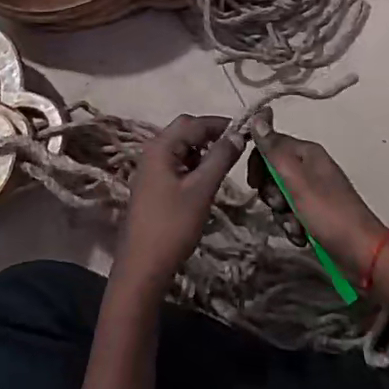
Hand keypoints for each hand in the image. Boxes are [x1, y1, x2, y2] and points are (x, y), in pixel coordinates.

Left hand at [117, 115, 241, 285]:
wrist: (143, 266)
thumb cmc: (173, 225)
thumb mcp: (202, 189)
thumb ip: (220, 158)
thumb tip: (238, 134)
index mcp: (160, 147)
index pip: (194, 122)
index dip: (220, 123)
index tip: (245, 131)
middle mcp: (152, 151)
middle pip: (185, 130)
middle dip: (211, 135)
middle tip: (236, 146)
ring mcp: (150, 169)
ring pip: (181, 147)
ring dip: (202, 150)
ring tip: (224, 164)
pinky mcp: (153, 185)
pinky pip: (176, 163)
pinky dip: (193, 164)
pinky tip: (206, 179)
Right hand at [248, 129, 388, 281]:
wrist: (360, 251)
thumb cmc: (327, 212)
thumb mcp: (296, 180)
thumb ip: (275, 151)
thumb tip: (257, 117)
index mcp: (307, 153)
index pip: (270, 144)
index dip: (258, 163)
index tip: (253, 183)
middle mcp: (310, 168)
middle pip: (273, 173)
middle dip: (271, 193)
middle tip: (279, 205)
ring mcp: (313, 191)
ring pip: (280, 197)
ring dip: (282, 214)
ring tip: (295, 226)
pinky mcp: (315, 213)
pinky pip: (292, 214)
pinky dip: (293, 226)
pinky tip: (301, 236)